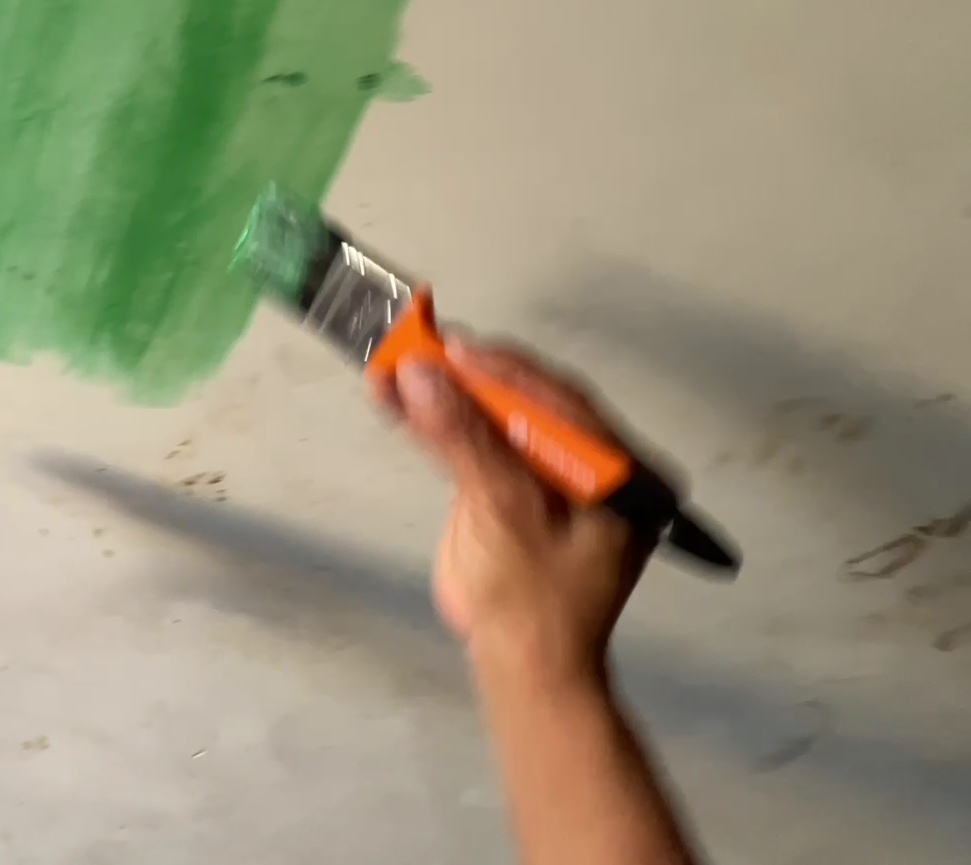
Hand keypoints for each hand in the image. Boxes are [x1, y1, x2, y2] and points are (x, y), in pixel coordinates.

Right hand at [377, 339, 652, 688]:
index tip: (451, 346)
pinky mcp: (494, 485)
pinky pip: (458, 443)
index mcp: (617, 469)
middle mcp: (581, 462)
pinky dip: (423, 422)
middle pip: (515, 402)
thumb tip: (418, 372)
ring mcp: (534, 473)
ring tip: (386, 367)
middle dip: (460, 377)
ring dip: (431, 395)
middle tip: (414, 346)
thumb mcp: (503, 508)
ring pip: (481, 419)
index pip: (559, 400)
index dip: (502, 369)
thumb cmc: (531, 592)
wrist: (516, 658)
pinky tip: (390, 398)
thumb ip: (463, 437)